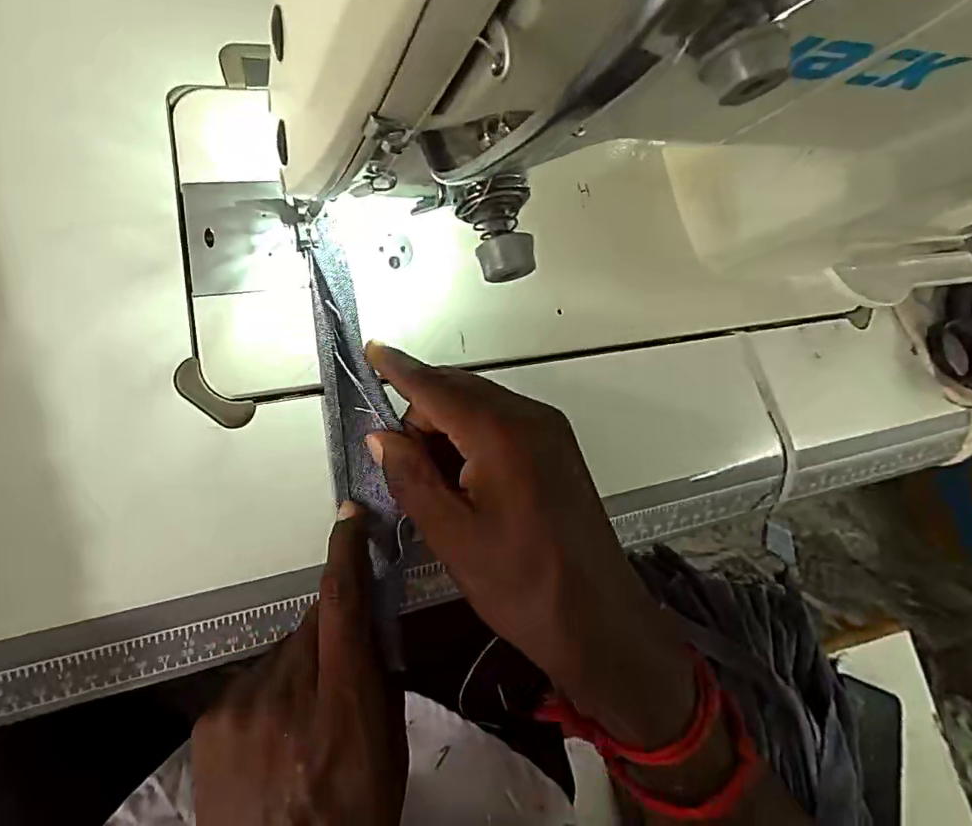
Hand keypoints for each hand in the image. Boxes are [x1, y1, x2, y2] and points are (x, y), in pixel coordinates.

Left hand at [191, 504, 406, 825]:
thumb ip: (379, 676)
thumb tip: (369, 618)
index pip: (340, 603)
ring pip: (282, 652)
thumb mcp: (388, 748)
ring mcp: (240, 703)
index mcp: (340, 700)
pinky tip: (270, 735)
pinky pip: (250, 680)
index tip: (349, 514)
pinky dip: (267, 693)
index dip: (346, 552)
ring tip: (301, 719)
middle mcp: (285, 690)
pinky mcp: (211, 717)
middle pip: (312, 624)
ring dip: (298, 668)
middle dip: (330, 633)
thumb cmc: (353, 812)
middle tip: (338, 673)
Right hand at [363, 344, 695, 748]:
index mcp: (499, 433)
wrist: (599, 621)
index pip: (435, 387)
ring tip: (442, 491)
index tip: (373, 350)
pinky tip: (468, 484)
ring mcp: (548, 430)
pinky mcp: (557, 447)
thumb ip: (411, 476)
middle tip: (406, 470)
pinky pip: (501, 421)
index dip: (398, 368)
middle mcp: (529, 418)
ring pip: (479, 405)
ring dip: (447, 430)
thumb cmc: (525, 584)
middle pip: (457, 391)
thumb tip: (383, 438)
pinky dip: (474, 438)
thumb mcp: (451, 534)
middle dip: (422, 418)